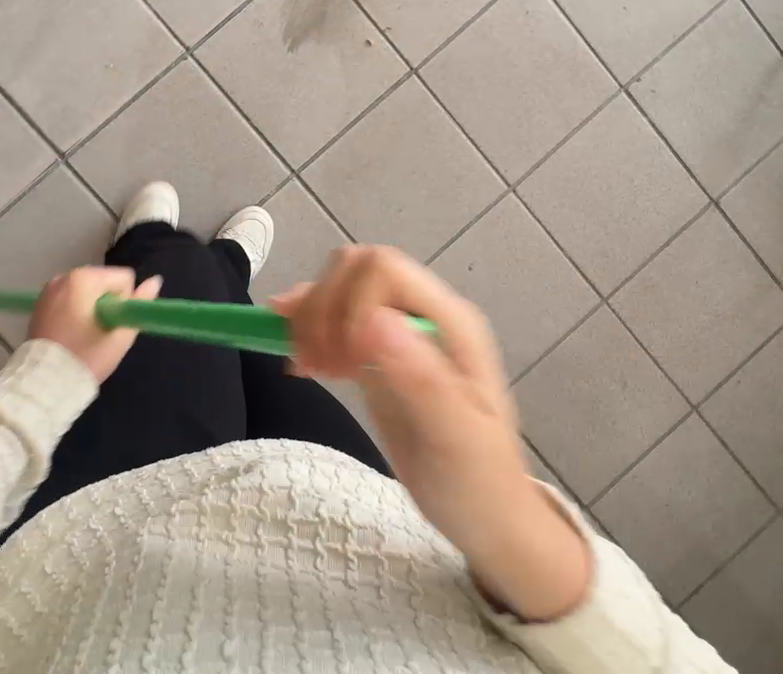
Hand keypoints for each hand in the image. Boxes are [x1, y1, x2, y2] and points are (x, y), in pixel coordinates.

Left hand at [27, 267, 160, 382]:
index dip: (124, 303)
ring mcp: (49, 288)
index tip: (112, 325)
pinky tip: (70, 332)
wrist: (44, 383)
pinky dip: (75, 309)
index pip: (123, 279)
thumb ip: (139, 305)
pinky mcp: (40, 302)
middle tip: (99, 332)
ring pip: (87, 290)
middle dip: (107, 302)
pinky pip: (70, 297)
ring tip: (83, 334)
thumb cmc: (86, 358)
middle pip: (104, 281)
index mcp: (84, 279)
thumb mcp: (120, 335)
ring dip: (91, 306)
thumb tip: (156, 280)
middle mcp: (64, 276)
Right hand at [273, 247, 590, 621]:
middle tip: (311, 361)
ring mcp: (400, 331)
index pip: (385, 270)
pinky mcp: (377, 353)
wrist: (484, 515)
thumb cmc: (476, 480)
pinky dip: (308, 331)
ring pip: (341, 288)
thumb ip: (419, 377)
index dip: (349, 303)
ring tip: (302, 363)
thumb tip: (372, 320)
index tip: (341, 361)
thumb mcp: (455, 438)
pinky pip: (335, 320)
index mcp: (450, 322)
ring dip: (310, 316)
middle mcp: (424, 314)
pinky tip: (299, 362)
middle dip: (322, 306)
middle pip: (358, 269)